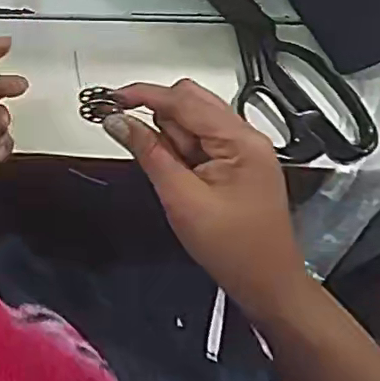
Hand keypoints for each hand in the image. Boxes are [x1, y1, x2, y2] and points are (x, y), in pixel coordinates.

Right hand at [102, 80, 310, 321]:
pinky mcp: (233, 161)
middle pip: (189, 100)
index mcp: (240, 142)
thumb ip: (148, 152)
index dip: (143, 95)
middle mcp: (245, 138)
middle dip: (157, 114)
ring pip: (190, 119)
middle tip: (130, 133)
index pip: (182, 100)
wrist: (268, 285)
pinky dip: (177, 147)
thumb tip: (118, 121)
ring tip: (169, 173)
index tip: (112, 98)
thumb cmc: (235, 249)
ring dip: (168, 135)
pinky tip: (175, 172)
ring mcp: (240, 149)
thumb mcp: (180, 198)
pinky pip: (196, 138)